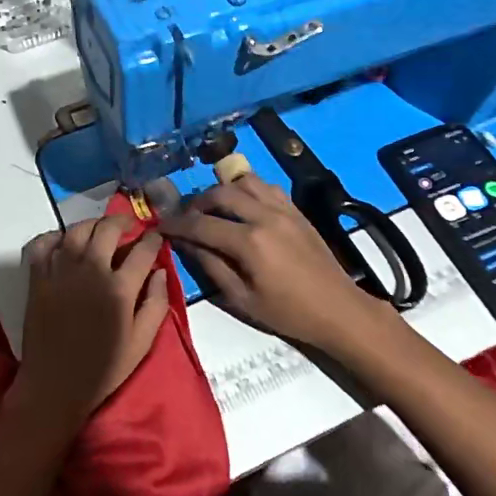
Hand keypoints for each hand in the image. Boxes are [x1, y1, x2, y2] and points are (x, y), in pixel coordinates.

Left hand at [14, 215, 168, 420]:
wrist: (55, 386)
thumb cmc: (104, 367)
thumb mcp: (143, 341)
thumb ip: (156, 302)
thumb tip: (160, 272)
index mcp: (120, 287)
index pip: (143, 249)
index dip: (153, 239)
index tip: (156, 238)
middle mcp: (90, 270)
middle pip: (109, 229)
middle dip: (124, 222)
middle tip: (131, 228)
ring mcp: (60, 271)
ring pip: (77, 230)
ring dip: (94, 224)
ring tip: (102, 230)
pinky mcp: (38, 278)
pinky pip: (43, 244)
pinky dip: (55, 237)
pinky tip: (65, 242)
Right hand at [158, 176, 394, 351]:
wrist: (336, 307)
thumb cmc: (286, 313)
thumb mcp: (241, 299)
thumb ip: (211, 267)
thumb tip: (185, 243)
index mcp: (249, 243)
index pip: (201, 224)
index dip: (176, 224)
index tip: (160, 226)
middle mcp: (265, 216)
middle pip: (220, 194)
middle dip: (196, 202)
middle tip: (184, 217)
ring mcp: (283, 208)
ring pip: (243, 182)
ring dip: (221, 190)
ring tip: (211, 207)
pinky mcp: (295, 209)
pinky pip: (266, 186)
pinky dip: (246, 188)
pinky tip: (241, 204)